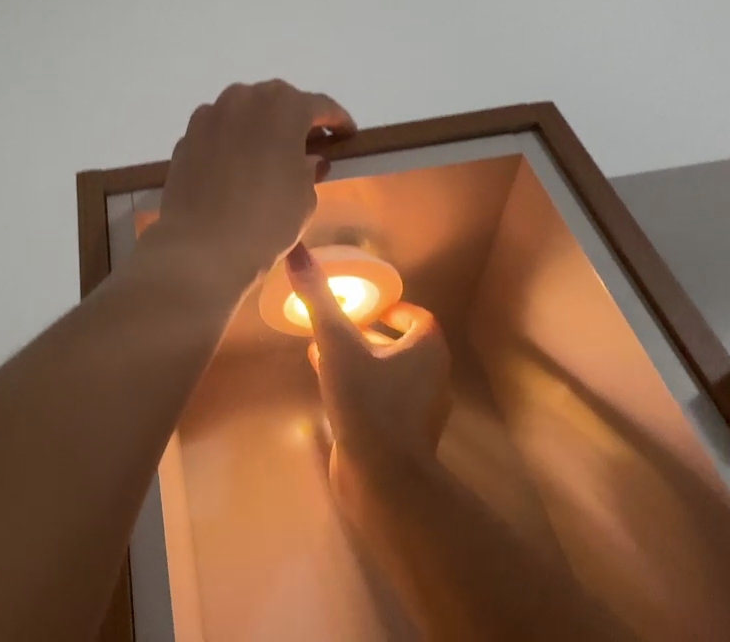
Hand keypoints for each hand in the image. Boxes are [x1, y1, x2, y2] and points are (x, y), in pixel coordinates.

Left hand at [147, 81, 354, 289]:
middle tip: (308, 145)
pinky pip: (219, 131)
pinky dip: (233, 141)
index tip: (347, 135)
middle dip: (294, 119)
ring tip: (271, 154)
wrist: (202, 247)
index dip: (337, 122)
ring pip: (244, 112)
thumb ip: (309, 168)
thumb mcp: (305, 196)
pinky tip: (238, 166)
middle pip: (277, 102)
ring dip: (260, 127)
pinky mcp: (187, 136)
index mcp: (283, 107)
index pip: (320, 106)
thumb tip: (306, 160)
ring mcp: (210, 115)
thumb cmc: (267, 220)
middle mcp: (244, 99)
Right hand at [289, 245, 451, 489]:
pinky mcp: (402, 437)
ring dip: (361, 363)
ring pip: (390, 376)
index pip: (417, 318)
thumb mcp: (337, 343)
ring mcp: (419, 412)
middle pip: (402, 346)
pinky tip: (327, 391)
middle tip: (337, 327)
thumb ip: (319, 298)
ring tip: (323, 355)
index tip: (362, 307)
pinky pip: (380, 402)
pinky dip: (359, 390)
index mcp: (428, 350)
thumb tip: (296, 250)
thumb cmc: (368, 401)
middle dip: (370, 335)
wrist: (382, 478)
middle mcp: (432, 378)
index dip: (392, 309)